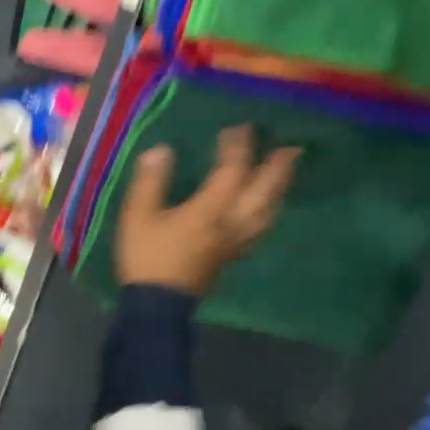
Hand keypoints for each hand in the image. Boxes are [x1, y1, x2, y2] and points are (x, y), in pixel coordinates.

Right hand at [115, 124, 299, 294]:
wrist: (157, 302)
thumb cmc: (146, 255)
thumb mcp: (138, 214)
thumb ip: (151, 181)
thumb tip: (162, 150)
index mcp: (209, 211)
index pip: (232, 172)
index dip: (238, 148)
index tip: (241, 126)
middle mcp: (231, 224)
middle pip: (263, 193)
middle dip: (277, 168)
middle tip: (290, 147)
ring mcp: (236, 242)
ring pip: (268, 212)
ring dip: (279, 190)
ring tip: (285, 174)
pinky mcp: (232, 255)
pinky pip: (261, 227)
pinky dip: (269, 211)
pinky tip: (266, 208)